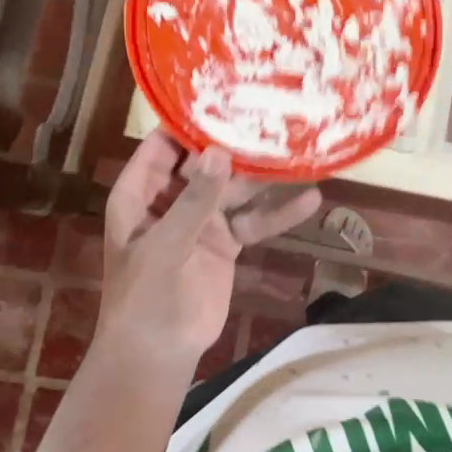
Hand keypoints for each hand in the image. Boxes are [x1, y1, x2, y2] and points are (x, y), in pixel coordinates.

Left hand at [100, 132, 320, 362]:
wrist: (158, 352)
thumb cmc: (146, 295)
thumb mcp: (166, 244)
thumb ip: (195, 200)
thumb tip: (219, 152)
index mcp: (141, 194)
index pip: (163, 147)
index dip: (188, 124)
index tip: (224, 99)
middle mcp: (172, 200)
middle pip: (205, 164)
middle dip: (236, 145)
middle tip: (274, 117)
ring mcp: (202, 222)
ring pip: (235, 190)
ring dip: (264, 177)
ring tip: (299, 151)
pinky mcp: (226, 244)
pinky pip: (254, 222)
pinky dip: (279, 214)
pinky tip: (310, 200)